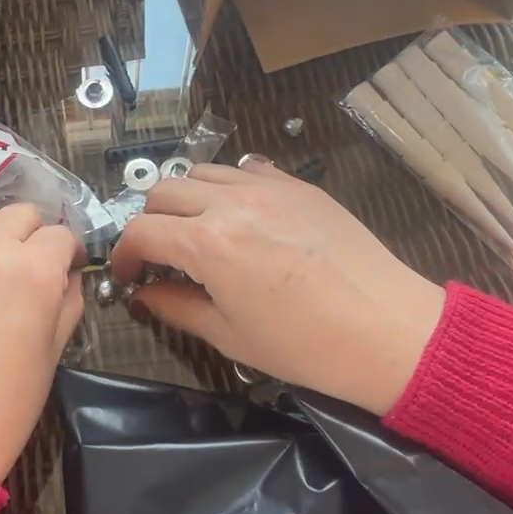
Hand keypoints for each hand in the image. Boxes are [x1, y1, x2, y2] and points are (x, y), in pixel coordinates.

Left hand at [0, 200, 85, 482]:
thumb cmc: (1, 409)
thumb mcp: (51, 355)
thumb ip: (66, 303)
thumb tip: (67, 277)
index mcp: (33, 270)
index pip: (61, 234)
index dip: (67, 252)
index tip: (64, 268)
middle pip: (19, 213)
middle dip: (30, 235)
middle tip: (25, 266)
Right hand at [110, 156, 445, 414]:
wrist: (388, 331)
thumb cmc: (305, 345)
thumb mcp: (230, 335)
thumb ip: (176, 307)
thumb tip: (144, 294)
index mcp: (207, 243)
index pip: (141, 231)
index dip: (124, 253)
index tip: (129, 274)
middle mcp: (230, 202)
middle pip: (164, 191)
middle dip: (150, 222)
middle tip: (160, 254)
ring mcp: (268, 187)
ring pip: (202, 171)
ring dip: (186, 198)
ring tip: (197, 230)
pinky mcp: (298, 185)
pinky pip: (247, 168)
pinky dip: (229, 184)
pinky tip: (241, 213)